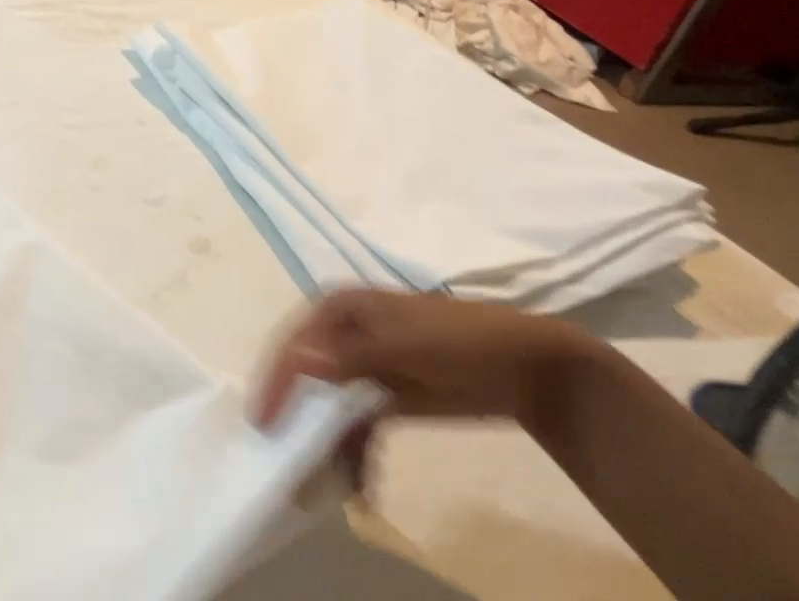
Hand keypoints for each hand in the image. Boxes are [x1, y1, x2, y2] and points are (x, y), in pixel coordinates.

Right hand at [251, 289, 592, 486]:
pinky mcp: (382, 399)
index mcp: (336, 310)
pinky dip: (356, 456)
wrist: (533, 368)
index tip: (265, 423)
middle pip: (304, 380)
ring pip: (328, 410)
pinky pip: (357, 429)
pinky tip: (362, 488)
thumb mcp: (410, 342)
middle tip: (289, 461)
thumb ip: (354, 354)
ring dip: (327, 446)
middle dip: (298, 422)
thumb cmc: (466, 338)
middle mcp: (338, 337)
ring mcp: (360, 370)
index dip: (277, 383)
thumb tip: (301, 363)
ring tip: (326, 485)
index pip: (294, 347)